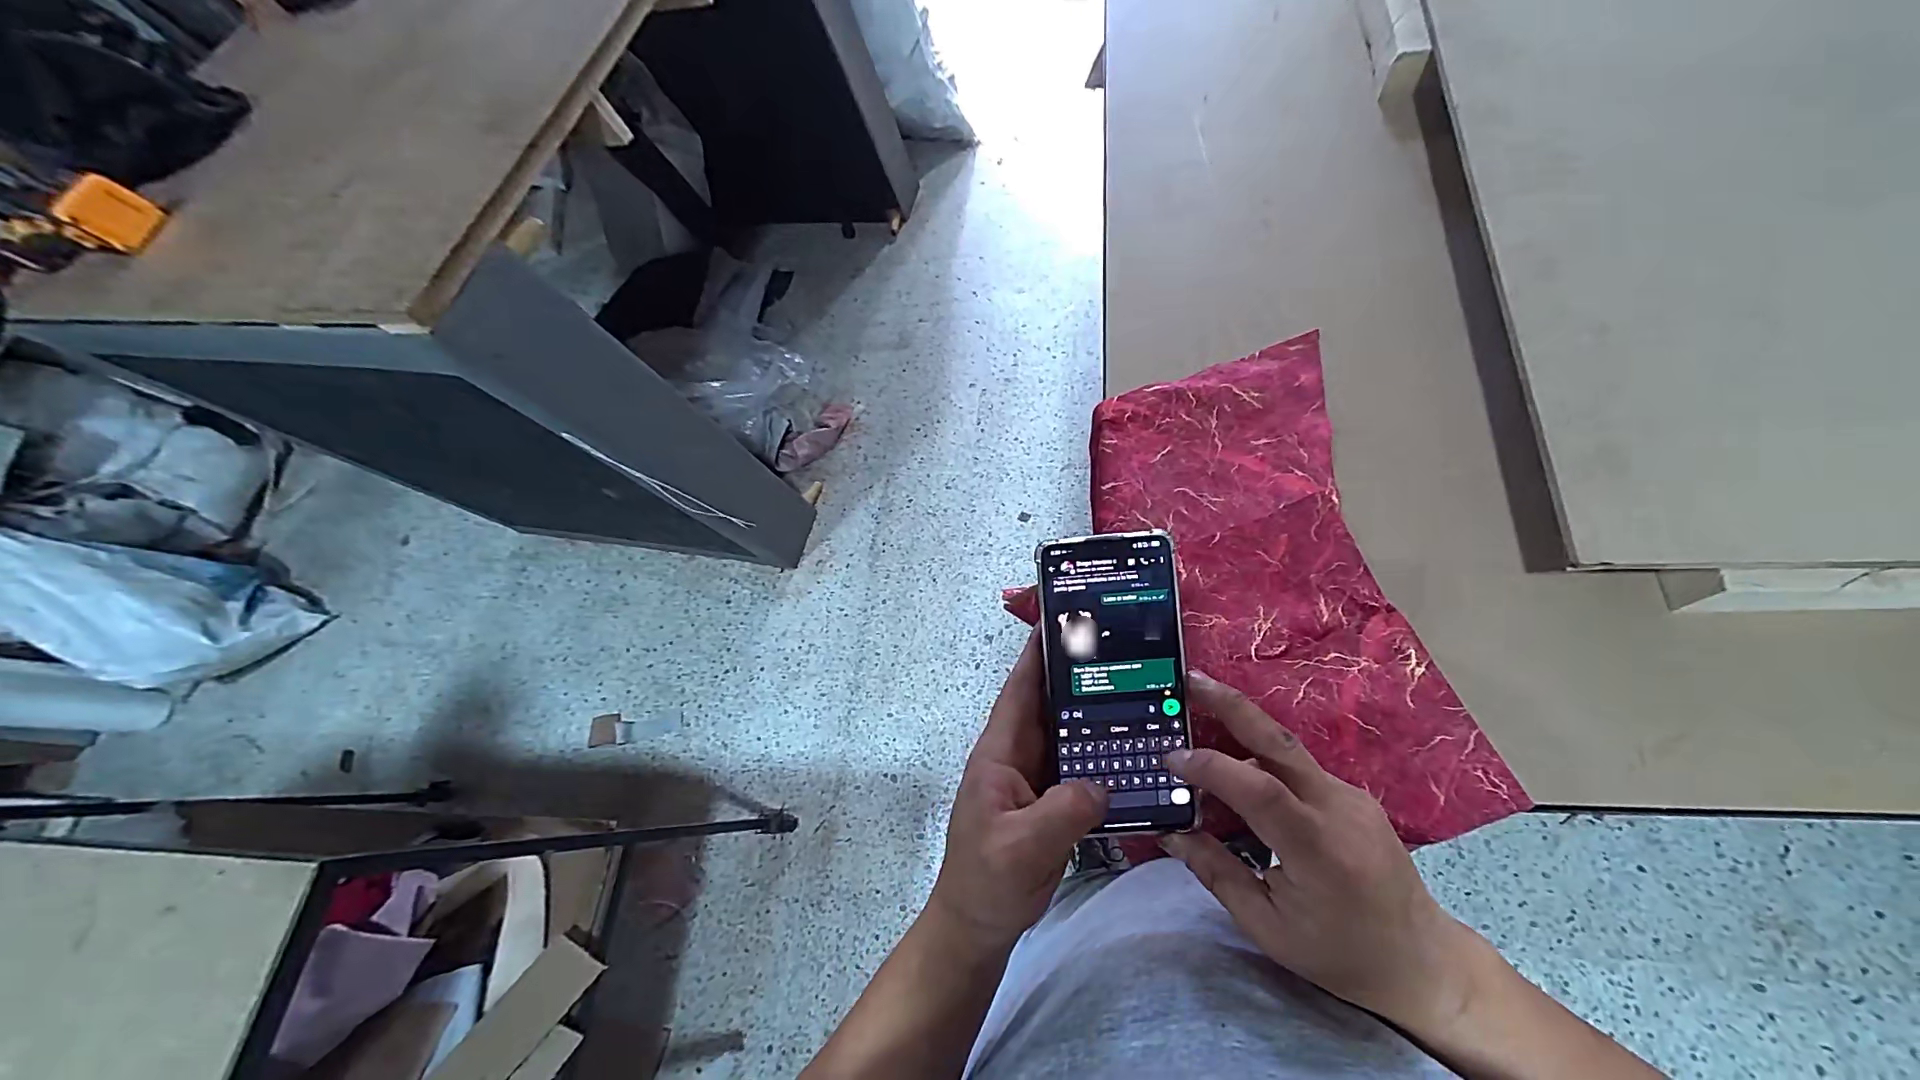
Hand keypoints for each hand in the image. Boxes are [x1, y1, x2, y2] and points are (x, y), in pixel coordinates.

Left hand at [928, 631, 1108, 948]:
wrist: (977, 925)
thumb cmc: (985, 880)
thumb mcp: (1020, 846)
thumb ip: (1061, 812)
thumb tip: (1102, 784)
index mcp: (1000, 753)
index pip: (1019, 692)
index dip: (1037, 655)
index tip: (1063, 620)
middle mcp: (1017, 756)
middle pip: (1047, 706)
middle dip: (1075, 676)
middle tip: (1118, 649)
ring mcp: (1034, 779)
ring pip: (1066, 734)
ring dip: (1093, 713)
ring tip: (1137, 688)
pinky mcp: (1050, 801)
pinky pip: (1078, 766)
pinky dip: (1101, 753)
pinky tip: (1133, 748)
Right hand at [1160, 672, 1479, 1032]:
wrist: (1424, 962)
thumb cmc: (1341, 955)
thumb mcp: (1267, 926)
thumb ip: (1216, 872)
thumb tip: (1170, 833)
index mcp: (1318, 849)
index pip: (1258, 789)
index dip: (1211, 767)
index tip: (1172, 760)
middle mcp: (1339, 809)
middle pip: (1279, 741)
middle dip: (1231, 704)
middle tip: (1191, 679)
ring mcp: (1351, 797)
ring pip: (1285, 750)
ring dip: (1241, 728)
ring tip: (1199, 718)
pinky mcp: (1353, 796)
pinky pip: (1297, 768)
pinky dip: (1260, 760)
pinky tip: (1236, 770)